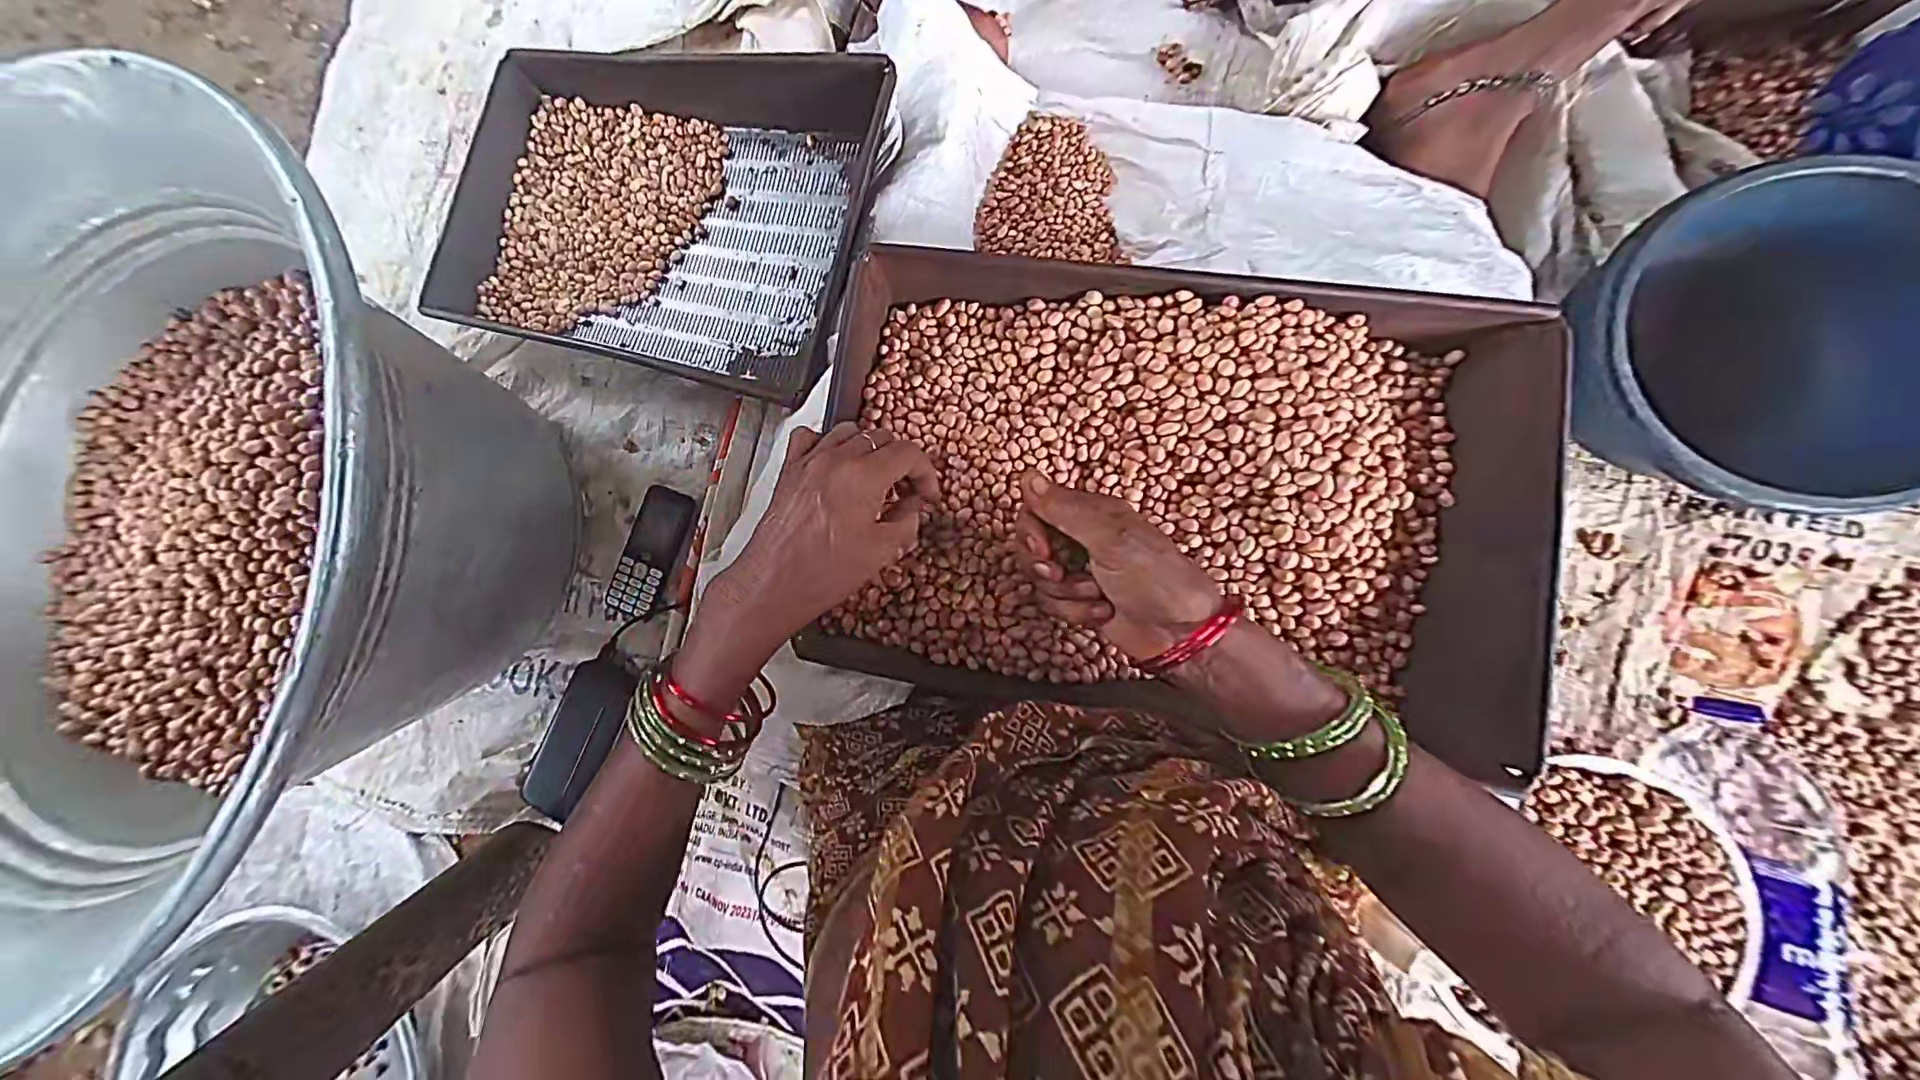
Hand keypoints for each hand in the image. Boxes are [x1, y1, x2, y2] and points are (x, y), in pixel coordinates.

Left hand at [704, 422, 938, 652]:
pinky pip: (811, 438)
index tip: (927, 492)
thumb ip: (906, 521)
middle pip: (882, 437)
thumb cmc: (820, 572)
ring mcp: (809, 462)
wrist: (774, 583)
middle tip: (906, 490)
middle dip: (901, 462)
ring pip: (849, 431)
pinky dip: (828, 443)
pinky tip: (835, 463)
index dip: (926, 472)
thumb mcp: (881, 552)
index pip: (908, 453)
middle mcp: (835, 460)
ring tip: (875, 476)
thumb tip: (912, 508)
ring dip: (869, 449)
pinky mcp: (789, 471)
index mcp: (863, 476)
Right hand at [1011, 471, 1221, 660]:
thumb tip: (1029, 478)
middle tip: (1061, 575)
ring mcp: (1080, 570)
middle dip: (1044, 567)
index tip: (1043, 550)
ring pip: (1040, 579)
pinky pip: (1052, 603)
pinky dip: (1075, 612)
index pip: (1036, 508)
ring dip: (1066, 593)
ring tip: (1098, 593)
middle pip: (1031, 545)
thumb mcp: (1111, 539)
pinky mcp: (1080, 599)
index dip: (1030, 530)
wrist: (1181, 633)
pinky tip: (1103, 611)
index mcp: (1092, 513)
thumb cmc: (1158, 580)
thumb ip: (1066, 509)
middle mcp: (1082, 538)